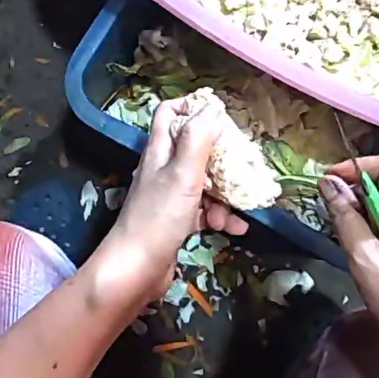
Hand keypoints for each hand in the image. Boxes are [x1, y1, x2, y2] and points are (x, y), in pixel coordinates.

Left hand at [93, 96, 248, 304]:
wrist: (136, 270)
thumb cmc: (157, 218)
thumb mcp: (182, 174)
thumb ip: (198, 139)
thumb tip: (213, 106)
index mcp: (159, 151)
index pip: (169, 113)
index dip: (190, 107)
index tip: (219, 114)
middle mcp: (163, 168)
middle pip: (194, 148)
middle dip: (220, 155)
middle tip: (242, 162)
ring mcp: (170, 195)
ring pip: (204, 181)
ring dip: (224, 193)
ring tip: (238, 208)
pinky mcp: (177, 219)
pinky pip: (205, 209)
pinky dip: (221, 215)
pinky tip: (236, 227)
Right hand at [319, 157, 378, 362]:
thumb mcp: (363, 257)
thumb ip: (345, 215)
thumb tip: (328, 182)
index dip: (354, 167)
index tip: (327, 182)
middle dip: (357, 187)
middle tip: (331, 206)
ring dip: (366, 204)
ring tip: (345, 225)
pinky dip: (378, 218)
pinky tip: (364, 239)